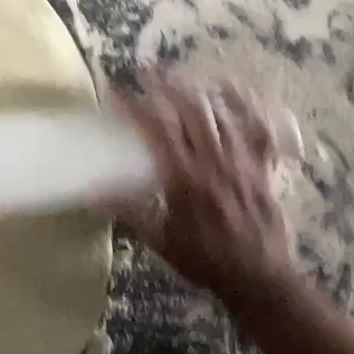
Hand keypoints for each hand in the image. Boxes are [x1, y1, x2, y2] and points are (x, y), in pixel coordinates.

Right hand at [110, 77, 293, 306]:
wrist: (261, 280)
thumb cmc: (207, 262)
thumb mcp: (162, 241)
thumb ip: (129, 211)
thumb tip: (91, 193)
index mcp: (185, 178)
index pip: (155, 130)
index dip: (133, 107)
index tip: (115, 92)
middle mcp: (214, 162)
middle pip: (188, 110)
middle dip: (165, 86)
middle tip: (146, 73)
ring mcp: (241, 161)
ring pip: (219, 113)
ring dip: (196, 91)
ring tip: (179, 78)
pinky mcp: (261, 166)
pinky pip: (255, 127)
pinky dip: (244, 105)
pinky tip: (230, 89)